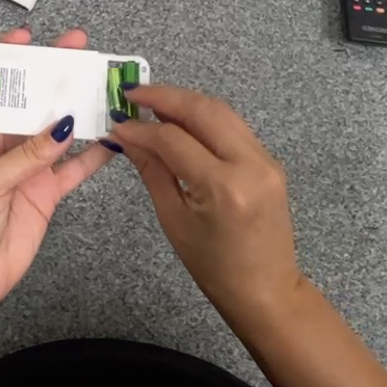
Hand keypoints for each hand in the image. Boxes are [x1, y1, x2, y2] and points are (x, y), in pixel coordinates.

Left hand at [0, 27, 114, 310]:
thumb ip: (27, 155)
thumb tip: (63, 126)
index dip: (9, 61)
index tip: (29, 37)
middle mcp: (6, 143)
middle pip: (33, 102)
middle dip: (54, 76)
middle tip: (81, 49)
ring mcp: (29, 165)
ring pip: (59, 130)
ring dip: (79, 109)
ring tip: (105, 86)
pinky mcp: (47, 191)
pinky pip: (74, 167)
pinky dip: (94, 154)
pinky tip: (114, 138)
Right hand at [108, 86, 305, 325]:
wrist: (267, 292)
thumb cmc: (214, 267)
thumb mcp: (173, 220)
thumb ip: (152, 170)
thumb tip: (126, 136)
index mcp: (223, 187)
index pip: (173, 139)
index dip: (141, 128)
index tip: (116, 123)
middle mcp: (249, 164)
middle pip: (202, 110)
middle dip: (164, 96)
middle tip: (132, 94)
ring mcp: (265, 159)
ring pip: (220, 110)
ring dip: (184, 101)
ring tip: (152, 102)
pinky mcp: (269, 159)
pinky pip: (232, 125)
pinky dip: (203, 115)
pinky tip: (180, 119)